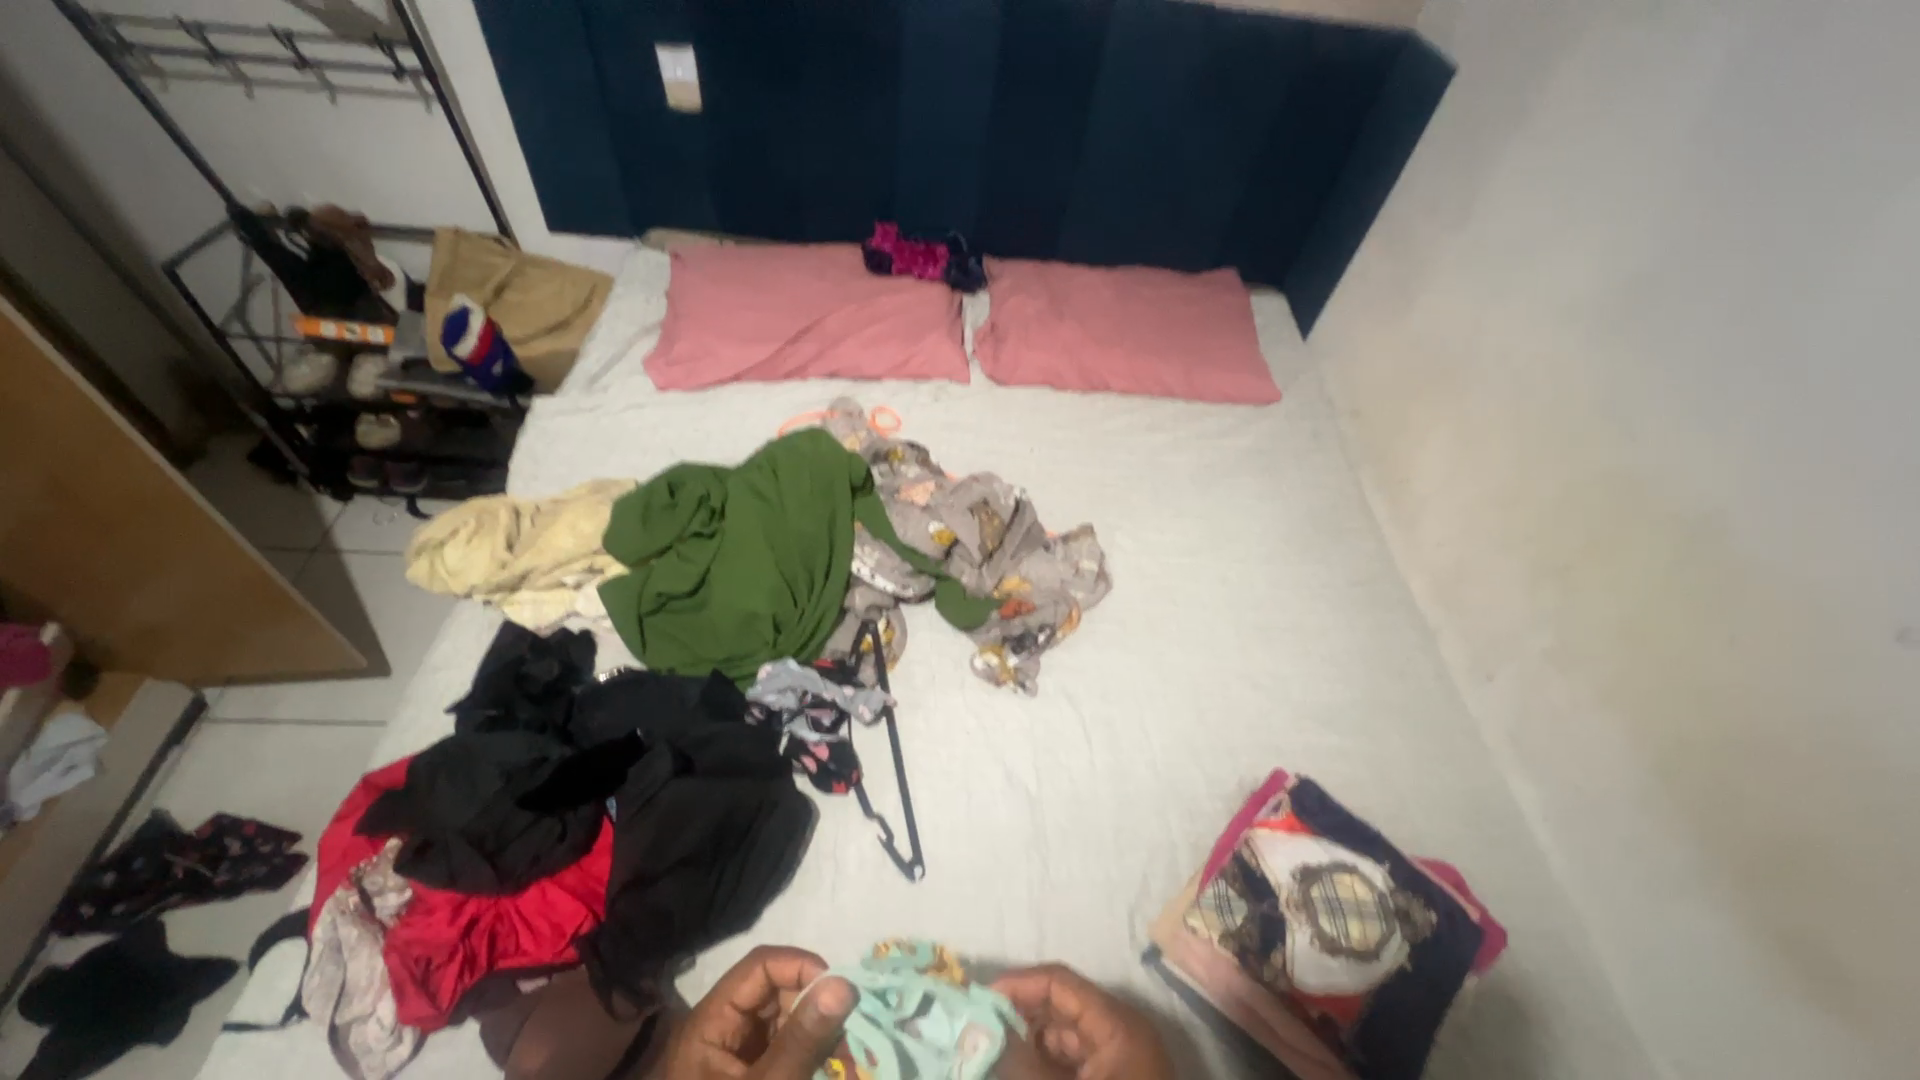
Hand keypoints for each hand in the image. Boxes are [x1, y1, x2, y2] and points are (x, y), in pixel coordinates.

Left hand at [657, 946, 857, 1078]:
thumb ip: (802, 1039)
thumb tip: (843, 981)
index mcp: (711, 1022)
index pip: (762, 966)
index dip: (802, 967)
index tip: (840, 994)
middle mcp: (724, 1031)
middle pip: (779, 994)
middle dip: (819, 1009)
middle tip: (853, 1041)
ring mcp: (738, 1059)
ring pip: (790, 1026)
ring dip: (822, 1039)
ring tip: (850, 1066)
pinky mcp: (754, 1079)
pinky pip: (789, 1056)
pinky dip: (814, 1062)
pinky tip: (836, 1075)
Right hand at [991, 965, 1174, 1079]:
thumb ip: (1022, 1063)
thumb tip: (979, 1031)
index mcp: (1116, 1025)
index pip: (1059, 983)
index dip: (1017, 985)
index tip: (977, 1001)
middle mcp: (1118, 1035)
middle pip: (1059, 1009)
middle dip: (1017, 1017)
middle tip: (975, 1030)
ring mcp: (1117, 1064)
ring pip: (1061, 1040)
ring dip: (1026, 1044)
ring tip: (989, 1054)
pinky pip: (1070, 1066)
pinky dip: (1042, 1067)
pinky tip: (1013, 1072)